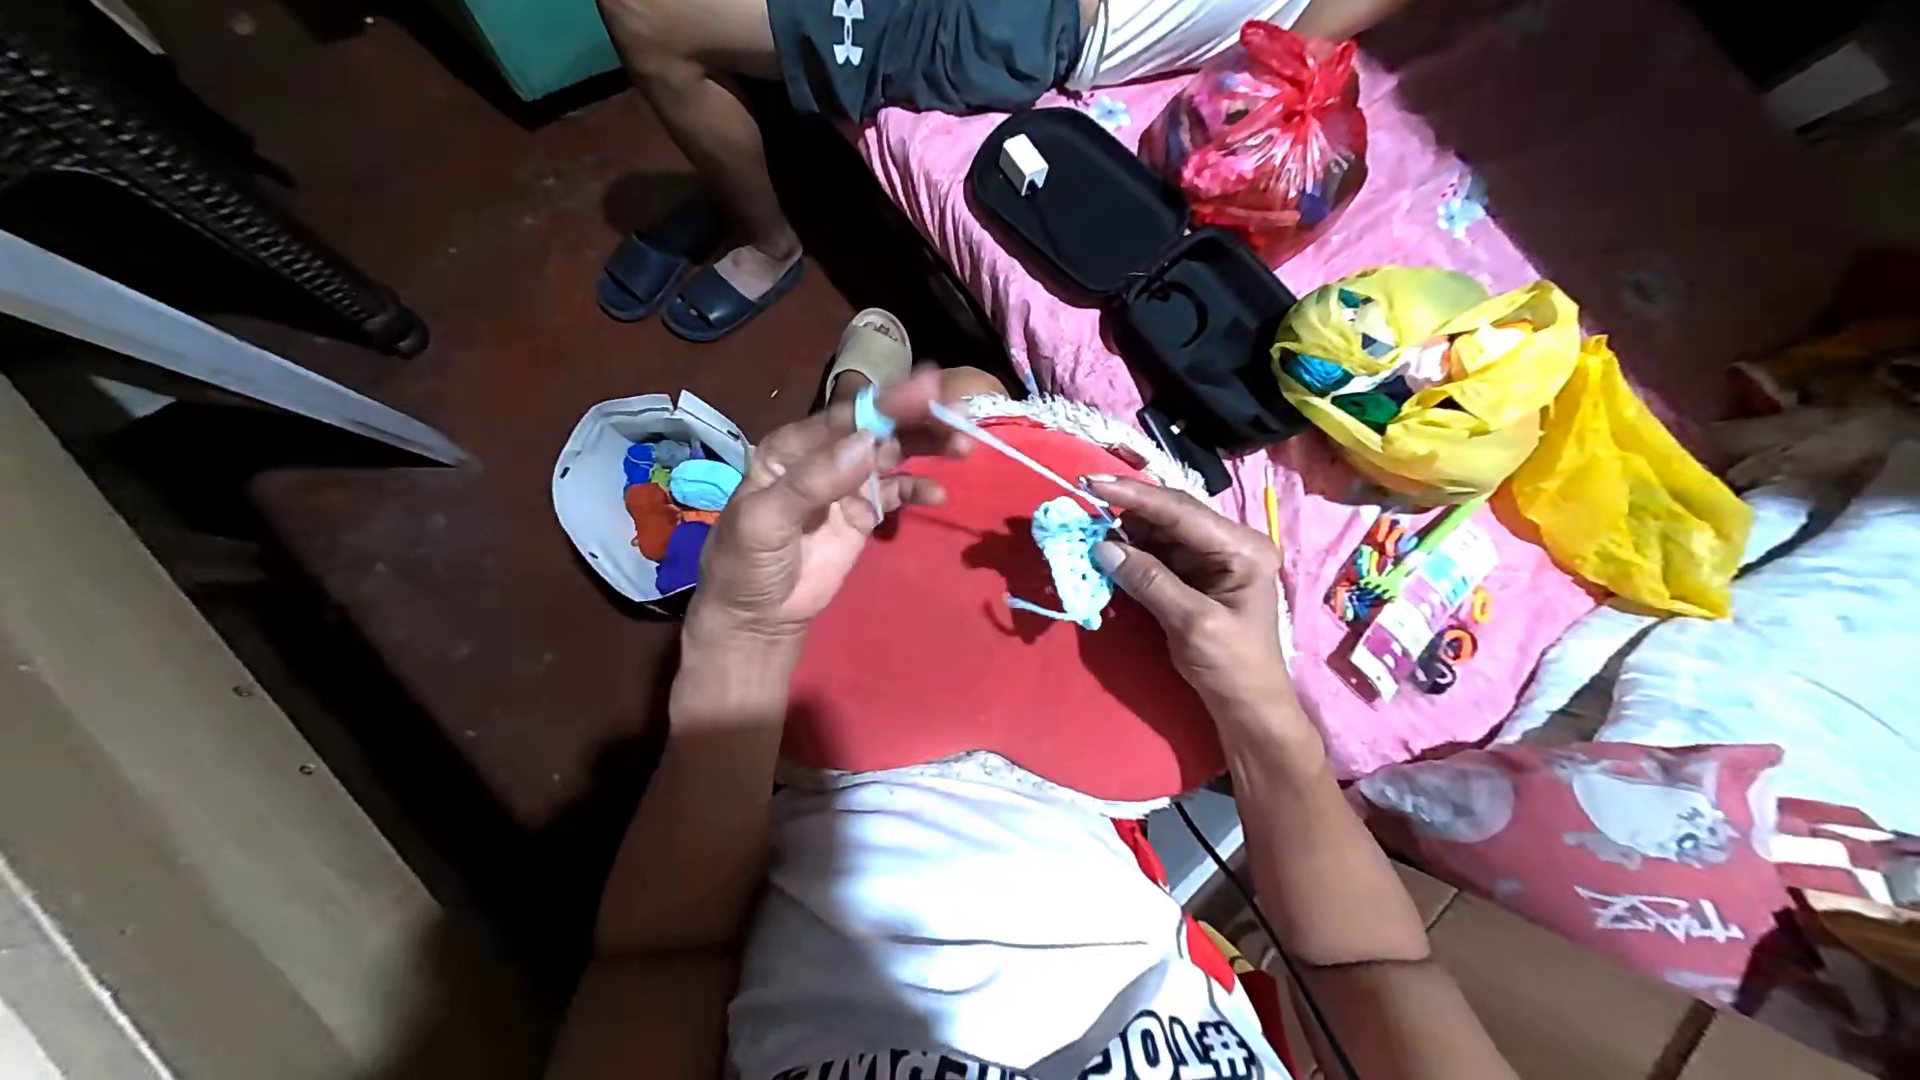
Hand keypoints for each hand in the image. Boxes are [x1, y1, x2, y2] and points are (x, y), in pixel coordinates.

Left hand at [690, 368, 965, 643]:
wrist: (758, 614)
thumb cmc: (746, 562)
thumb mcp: (766, 520)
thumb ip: (813, 481)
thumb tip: (867, 443)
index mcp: (793, 447)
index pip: (845, 418)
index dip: (887, 403)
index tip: (929, 389)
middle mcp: (825, 456)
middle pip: (876, 429)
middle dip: (916, 419)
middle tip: (958, 413)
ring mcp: (848, 483)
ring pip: (892, 455)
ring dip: (926, 447)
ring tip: (961, 447)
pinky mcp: (866, 512)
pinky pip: (897, 492)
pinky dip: (918, 489)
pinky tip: (937, 493)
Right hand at [1084, 477, 1295, 722]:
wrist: (1246, 704)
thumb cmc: (1232, 665)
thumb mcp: (1192, 623)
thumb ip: (1150, 581)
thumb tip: (1104, 547)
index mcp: (1241, 548)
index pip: (1181, 510)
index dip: (1135, 495)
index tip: (1093, 484)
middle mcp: (1227, 543)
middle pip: (1169, 513)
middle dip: (1126, 508)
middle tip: (1084, 502)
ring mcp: (1209, 557)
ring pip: (1158, 530)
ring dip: (1123, 530)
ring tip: (1089, 530)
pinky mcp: (1191, 573)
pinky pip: (1155, 552)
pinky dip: (1129, 551)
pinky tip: (1107, 551)